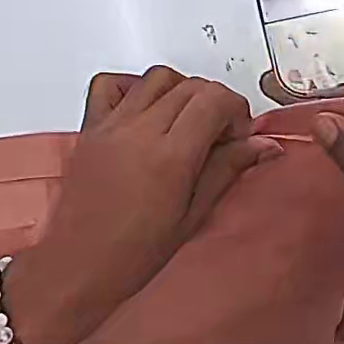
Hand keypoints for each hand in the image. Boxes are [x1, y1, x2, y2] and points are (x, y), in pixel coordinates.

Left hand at [6, 67, 282, 343]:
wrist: (79, 266)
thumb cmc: (135, 254)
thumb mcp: (192, 217)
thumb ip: (227, 170)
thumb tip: (264, 145)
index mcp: (170, 156)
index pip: (214, 99)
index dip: (236, 111)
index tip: (238, 136)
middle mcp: (139, 132)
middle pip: (190, 86)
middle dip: (215, 102)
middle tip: (218, 135)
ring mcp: (111, 126)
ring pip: (156, 78)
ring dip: (180, 90)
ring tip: (185, 122)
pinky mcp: (89, 129)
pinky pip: (109, 85)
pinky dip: (132, 87)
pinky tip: (143, 111)